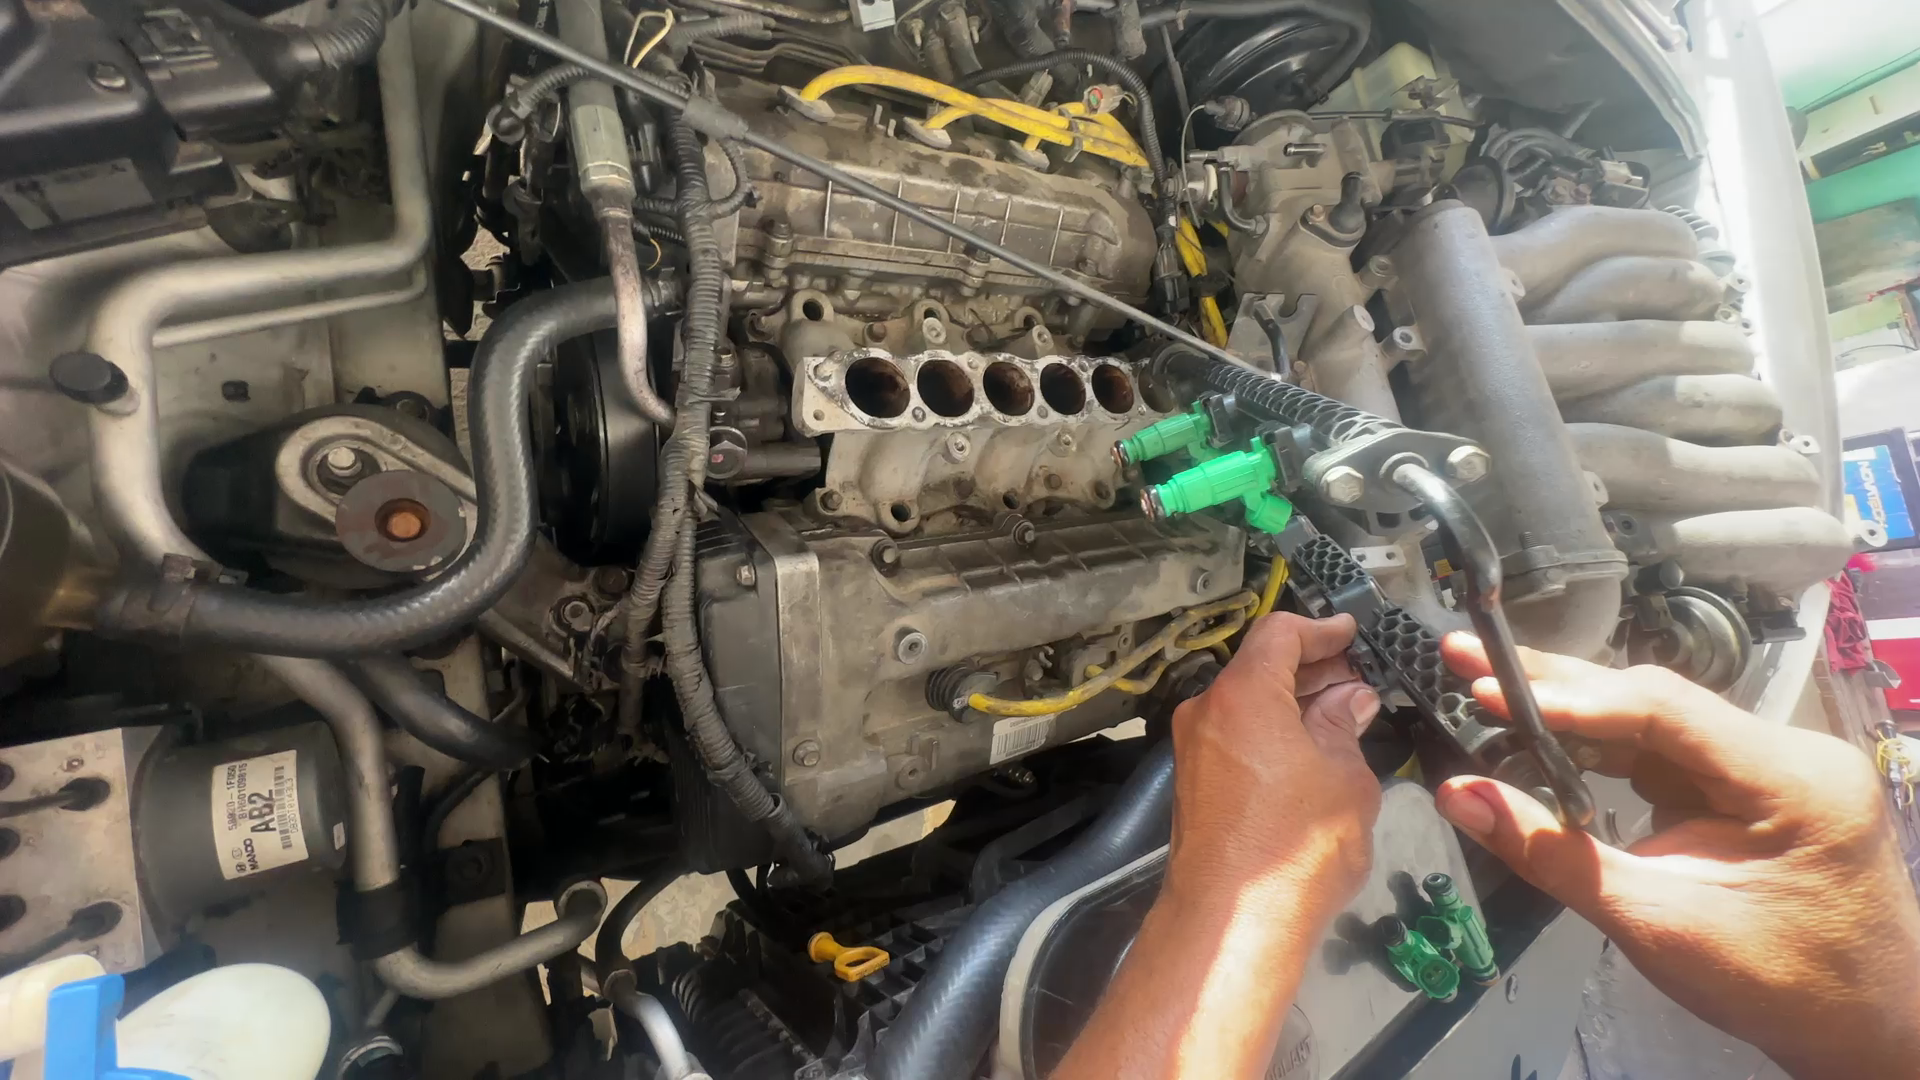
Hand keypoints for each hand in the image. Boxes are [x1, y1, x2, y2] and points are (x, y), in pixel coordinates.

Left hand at [1167, 612, 1382, 921]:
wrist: (1232, 917)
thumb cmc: (1295, 845)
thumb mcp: (1343, 777)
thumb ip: (1343, 726)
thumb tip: (1350, 699)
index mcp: (1241, 694)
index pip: (1278, 634)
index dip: (1319, 628)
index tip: (1349, 631)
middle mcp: (1206, 709)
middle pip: (1259, 666)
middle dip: (1311, 668)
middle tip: (1358, 679)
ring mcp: (1193, 743)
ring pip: (1246, 701)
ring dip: (1291, 700)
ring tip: (1342, 712)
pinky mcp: (1192, 775)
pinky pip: (1234, 732)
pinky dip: (1269, 727)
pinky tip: (1307, 746)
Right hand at [1436, 634, 1919, 1079]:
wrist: (1860, 1032)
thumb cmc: (1775, 983)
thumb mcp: (1651, 920)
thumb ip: (1549, 853)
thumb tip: (1454, 794)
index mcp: (1792, 782)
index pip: (1663, 712)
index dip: (1568, 699)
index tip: (1484, 693)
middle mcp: (1779, 753)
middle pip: (1644, 697)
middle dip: (1548, 681)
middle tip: (1463, 655)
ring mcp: (1753, 761)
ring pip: (1635, 712)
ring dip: (1555, 703)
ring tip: (1481, 684)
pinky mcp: (1726, 777)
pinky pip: (1639, 742)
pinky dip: (1578, 737)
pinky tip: (1528, 727)